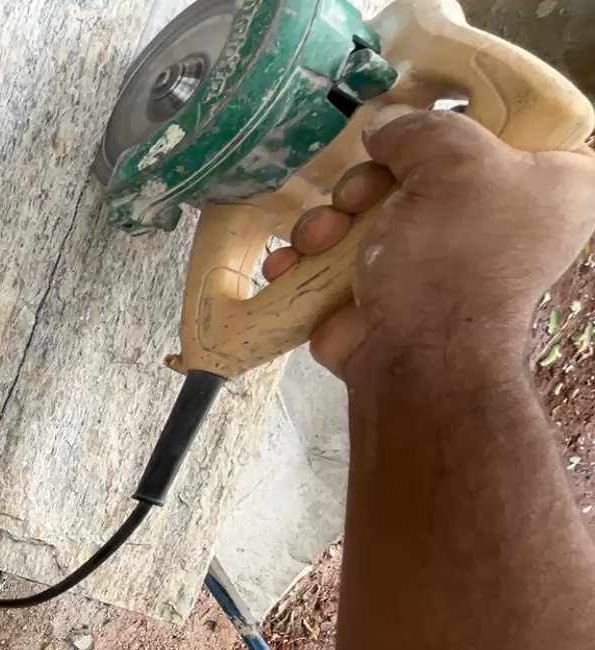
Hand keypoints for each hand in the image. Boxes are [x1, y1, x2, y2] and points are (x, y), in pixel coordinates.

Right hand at [264, 104, 594, 378]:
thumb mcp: (459, 169)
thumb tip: (386, 121)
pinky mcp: (366, 286)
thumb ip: (426, 132)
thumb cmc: (453, 258)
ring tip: (316, 243)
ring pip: (354, 216)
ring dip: (321, 224)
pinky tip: (288, 264)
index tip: (398, 138)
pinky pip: (324, 259)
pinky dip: (300, 259)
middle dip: (361, 186)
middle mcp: (481, 215)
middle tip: (354, 201)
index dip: (437, 131)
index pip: (489, 132)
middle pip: (404, 174)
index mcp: (539, 180)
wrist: (411, 352)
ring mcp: (417, 255)